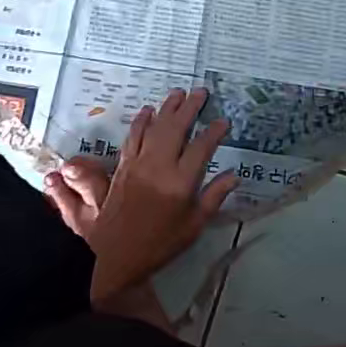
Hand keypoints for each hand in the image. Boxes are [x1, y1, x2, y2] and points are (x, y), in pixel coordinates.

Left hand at [44, 88, 239, 303]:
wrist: (113, 254)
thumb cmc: (159, 244)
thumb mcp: (193, 227)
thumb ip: (213, 198)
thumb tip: (233, 176)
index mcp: (180, 182)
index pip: (201, 148)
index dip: (214, 132)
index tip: (223, 121)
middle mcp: (159, 166)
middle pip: (176, 128)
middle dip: (190, 107)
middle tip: (201, 92)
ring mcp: (139, 163)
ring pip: (155, 126)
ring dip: (167, 108)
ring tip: (179, 93)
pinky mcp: (123, 165)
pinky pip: (133, 135)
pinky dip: (142, 120)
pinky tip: (148, 110)